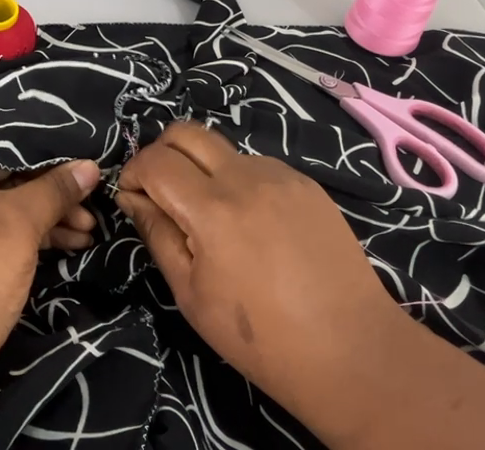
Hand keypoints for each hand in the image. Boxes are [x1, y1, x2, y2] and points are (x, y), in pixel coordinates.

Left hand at [0, 155, 100, 363]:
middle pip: (13, 175)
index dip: (49, 153)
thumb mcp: (22, 222)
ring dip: (53, 214)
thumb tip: (90, 166)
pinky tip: (74, 241)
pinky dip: (39, 233)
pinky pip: (9, 226)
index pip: (7, 146)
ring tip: (91, 228)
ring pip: (15, 203)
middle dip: (56, 190)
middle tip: (94, 201)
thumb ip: (56, 190)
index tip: (86, 159)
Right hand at [115, 123, 404, 399]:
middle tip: (161, 191)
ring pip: (223, 148)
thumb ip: (158, 236)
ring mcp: (281, 177)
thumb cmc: (261, 337)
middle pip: (186, 132)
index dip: (133, 172)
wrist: (353, 352)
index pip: (156, 161)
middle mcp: (245, 179)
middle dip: (161, 153)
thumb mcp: (191, 295)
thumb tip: (133, 198)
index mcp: (212, 211)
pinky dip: (238, 182)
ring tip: (212, 217)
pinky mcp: (307, 185)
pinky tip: (251, 225)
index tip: (131, 196)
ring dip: (202, 168)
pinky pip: (257, 166)